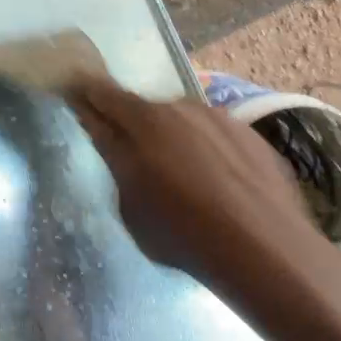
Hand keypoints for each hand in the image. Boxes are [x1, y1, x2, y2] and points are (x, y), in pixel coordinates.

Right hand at [64, 78, 325, 283]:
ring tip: (186, 181)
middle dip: (135, 127)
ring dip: (176, 141)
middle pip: (146, 110)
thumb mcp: (130, 205)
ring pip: (185, 124)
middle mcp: (180, 107)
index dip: (85, 93)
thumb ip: (115, 160)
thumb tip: (103, 132)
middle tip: (136, 159)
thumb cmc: (183, 233)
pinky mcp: (252, 137)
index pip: (102, 93)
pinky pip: (218, 139)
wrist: (266, 248)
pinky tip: (220, 187)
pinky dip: (210, 155)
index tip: (75, 92)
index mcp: (143, 120)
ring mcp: (221, 118)